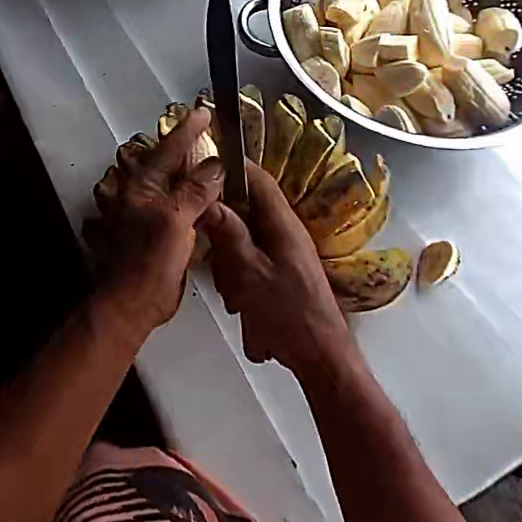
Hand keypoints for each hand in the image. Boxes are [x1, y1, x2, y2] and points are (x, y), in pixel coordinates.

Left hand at [87, 106, 224, 337]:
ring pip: (180, 186)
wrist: (134, 303)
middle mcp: (144, 196)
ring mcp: (153, 215)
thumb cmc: (145, 263)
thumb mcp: (175, 219)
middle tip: (214, 136)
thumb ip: (196, 190)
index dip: (189, 130)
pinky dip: (200, 201)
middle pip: (173, 164)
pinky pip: (185, 208)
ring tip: (219, 166)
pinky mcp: (163, 234)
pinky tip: (214, 201)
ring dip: (199, 176)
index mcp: (142, 186)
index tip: (205, 113)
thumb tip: (216, 167)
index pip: (169, 149)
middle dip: (194, 150)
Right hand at [198, 163, 355, 380]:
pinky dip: (239, 273)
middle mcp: (285, 231)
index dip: (231, 168)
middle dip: (223, 225)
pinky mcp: (280, 271)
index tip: (202, 170)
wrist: (319, 354)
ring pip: (244, 236)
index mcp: (283, 223)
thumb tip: (210, 199)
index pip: (257, 179)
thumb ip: (229, 234)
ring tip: (231, 286)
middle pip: (246, 208)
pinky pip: (251, 259)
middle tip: (211, 249)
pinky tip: (238, 299)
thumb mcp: (250, 273)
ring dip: (230, 256)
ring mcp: (284, 251)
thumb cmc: (289, 314)